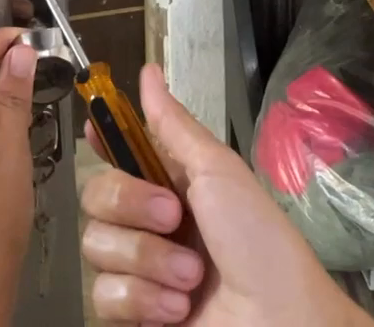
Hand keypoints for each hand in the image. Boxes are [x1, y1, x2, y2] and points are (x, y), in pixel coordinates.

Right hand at [80, 65, 373, 325]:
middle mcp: (147, 222)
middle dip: (132, 207)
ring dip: (147, 261)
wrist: (279, 322)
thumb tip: (148, 71)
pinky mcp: (131, 313)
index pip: (117, 153)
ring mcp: (138, 269)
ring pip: (96, 246)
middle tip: (174, 218)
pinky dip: (142, 301)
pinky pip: (104, 295)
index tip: (95, 135)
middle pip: (96, 196)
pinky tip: (177, 310)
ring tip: (190, 279)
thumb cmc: (257, 238)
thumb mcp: (219, 171)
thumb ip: (174, 125)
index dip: (102, 141)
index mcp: (168, 182)